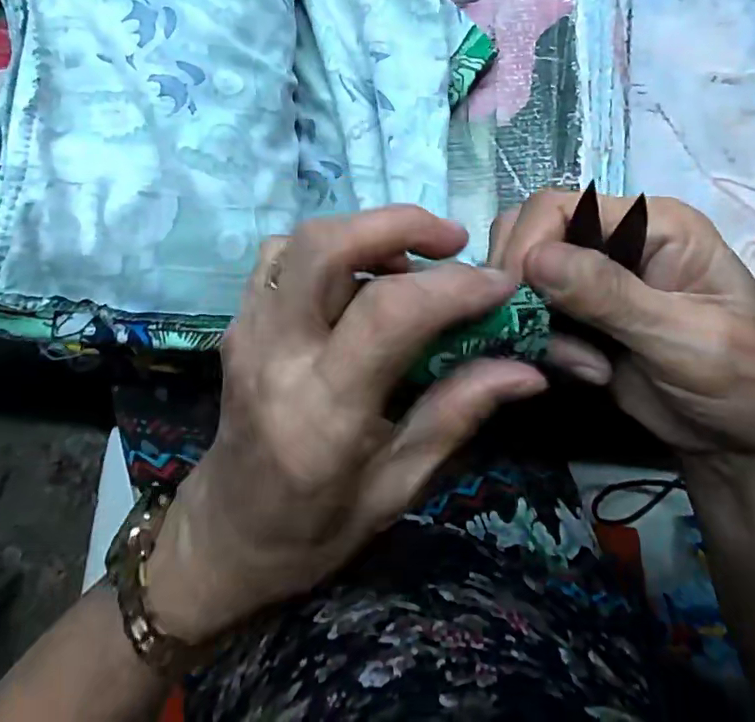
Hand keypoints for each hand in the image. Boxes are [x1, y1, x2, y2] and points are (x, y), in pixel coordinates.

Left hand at [145, 206, 546, 642]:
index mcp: (322, 411)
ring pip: (299, 242)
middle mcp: (275, 355)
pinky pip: (280, 259)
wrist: (229, 531)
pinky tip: (358, 280)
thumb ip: (456, 414)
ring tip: (411, 263)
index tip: (499, 285)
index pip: (387, 313)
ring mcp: (246, 331)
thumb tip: (525, 368)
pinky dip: (327, 250)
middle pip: (323, 246)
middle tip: (452, 241)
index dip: (452, 286)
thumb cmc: (316, 527)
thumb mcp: (398, 487)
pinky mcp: (236, 323)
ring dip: (362, 234)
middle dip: (395, 224)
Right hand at [488, 191, 754, 463]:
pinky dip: (539, 342)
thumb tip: (534, 258)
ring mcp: (591, 279)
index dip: (527, 245)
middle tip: (538, 332)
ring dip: (532, 320)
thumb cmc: (746, 382)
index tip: (516, 298)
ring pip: (521, 274)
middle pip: (529, 233)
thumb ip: (610, 296)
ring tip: (579, 363)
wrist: (752, 446)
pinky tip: (583, 372)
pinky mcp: (576, 315)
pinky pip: (529, 313)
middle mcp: (615, 240)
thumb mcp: (685, 339)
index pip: (557, 207)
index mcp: (651, 224)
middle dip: (522, 284)